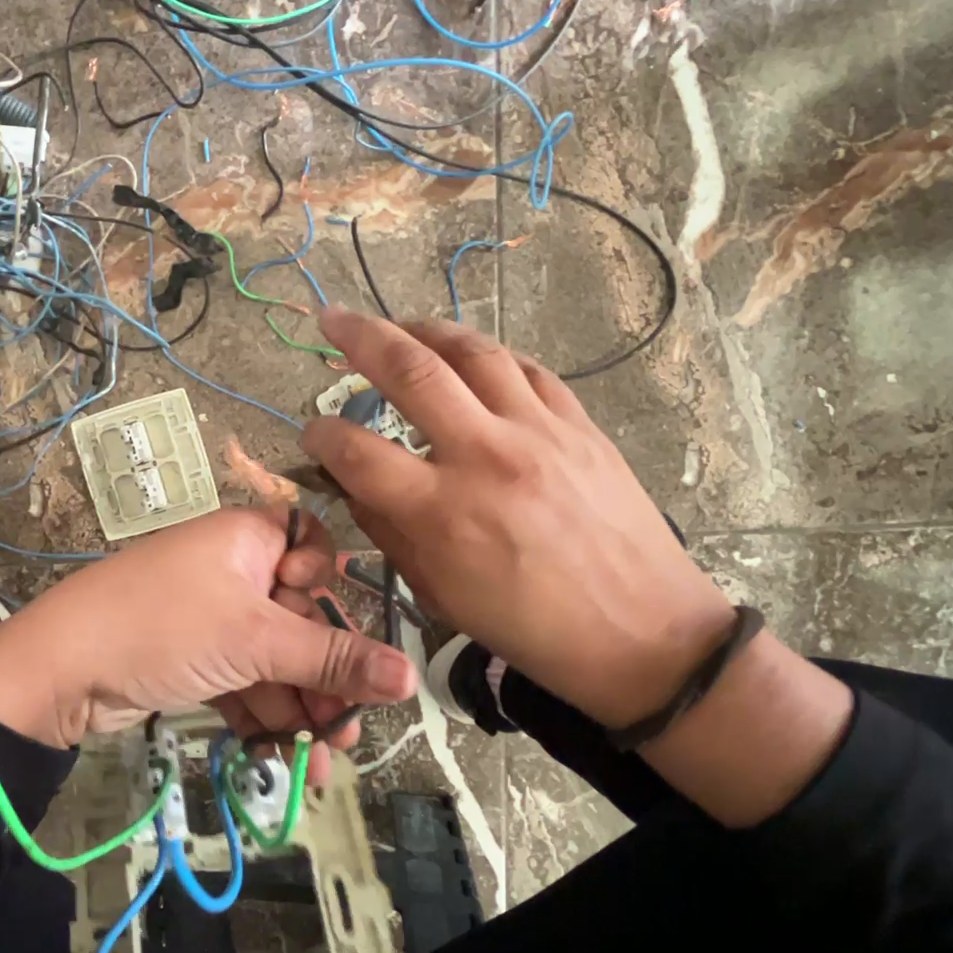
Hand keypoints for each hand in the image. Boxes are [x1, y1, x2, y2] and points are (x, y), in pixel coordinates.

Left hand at [0, 508, 417, 783]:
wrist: (60, 671)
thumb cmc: (165, 628)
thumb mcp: (254, 641)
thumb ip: (331, 659)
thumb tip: (410, 677)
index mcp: (246, 538)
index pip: (310, 545)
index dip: (330, 583)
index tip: (336, 625)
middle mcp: (232, 569)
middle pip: (299, 615)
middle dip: (326, 673)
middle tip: (349, 729)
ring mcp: (210, 616)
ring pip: (274, 657)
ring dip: (301, 707)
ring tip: (325, 761)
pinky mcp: (193, 657)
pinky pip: (244, 680)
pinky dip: (264, 715)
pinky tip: (286, 759)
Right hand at [300, 307, 737, 727]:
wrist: (643, 635)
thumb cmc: (528, 627)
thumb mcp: (437, 592)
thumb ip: (387, 529)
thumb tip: (351, 481)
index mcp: (442, 512)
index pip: (357, 452)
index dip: (320, 436)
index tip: (310, 432)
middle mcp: (485, 456)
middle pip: (411, 371)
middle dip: (359, 336)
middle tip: (331, 318)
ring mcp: (539, 433)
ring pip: (474, 352)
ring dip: (425, 329)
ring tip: (398, 325)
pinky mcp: (580, 426)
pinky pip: (527, 370)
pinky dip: (488, 356)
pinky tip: (470, 358)